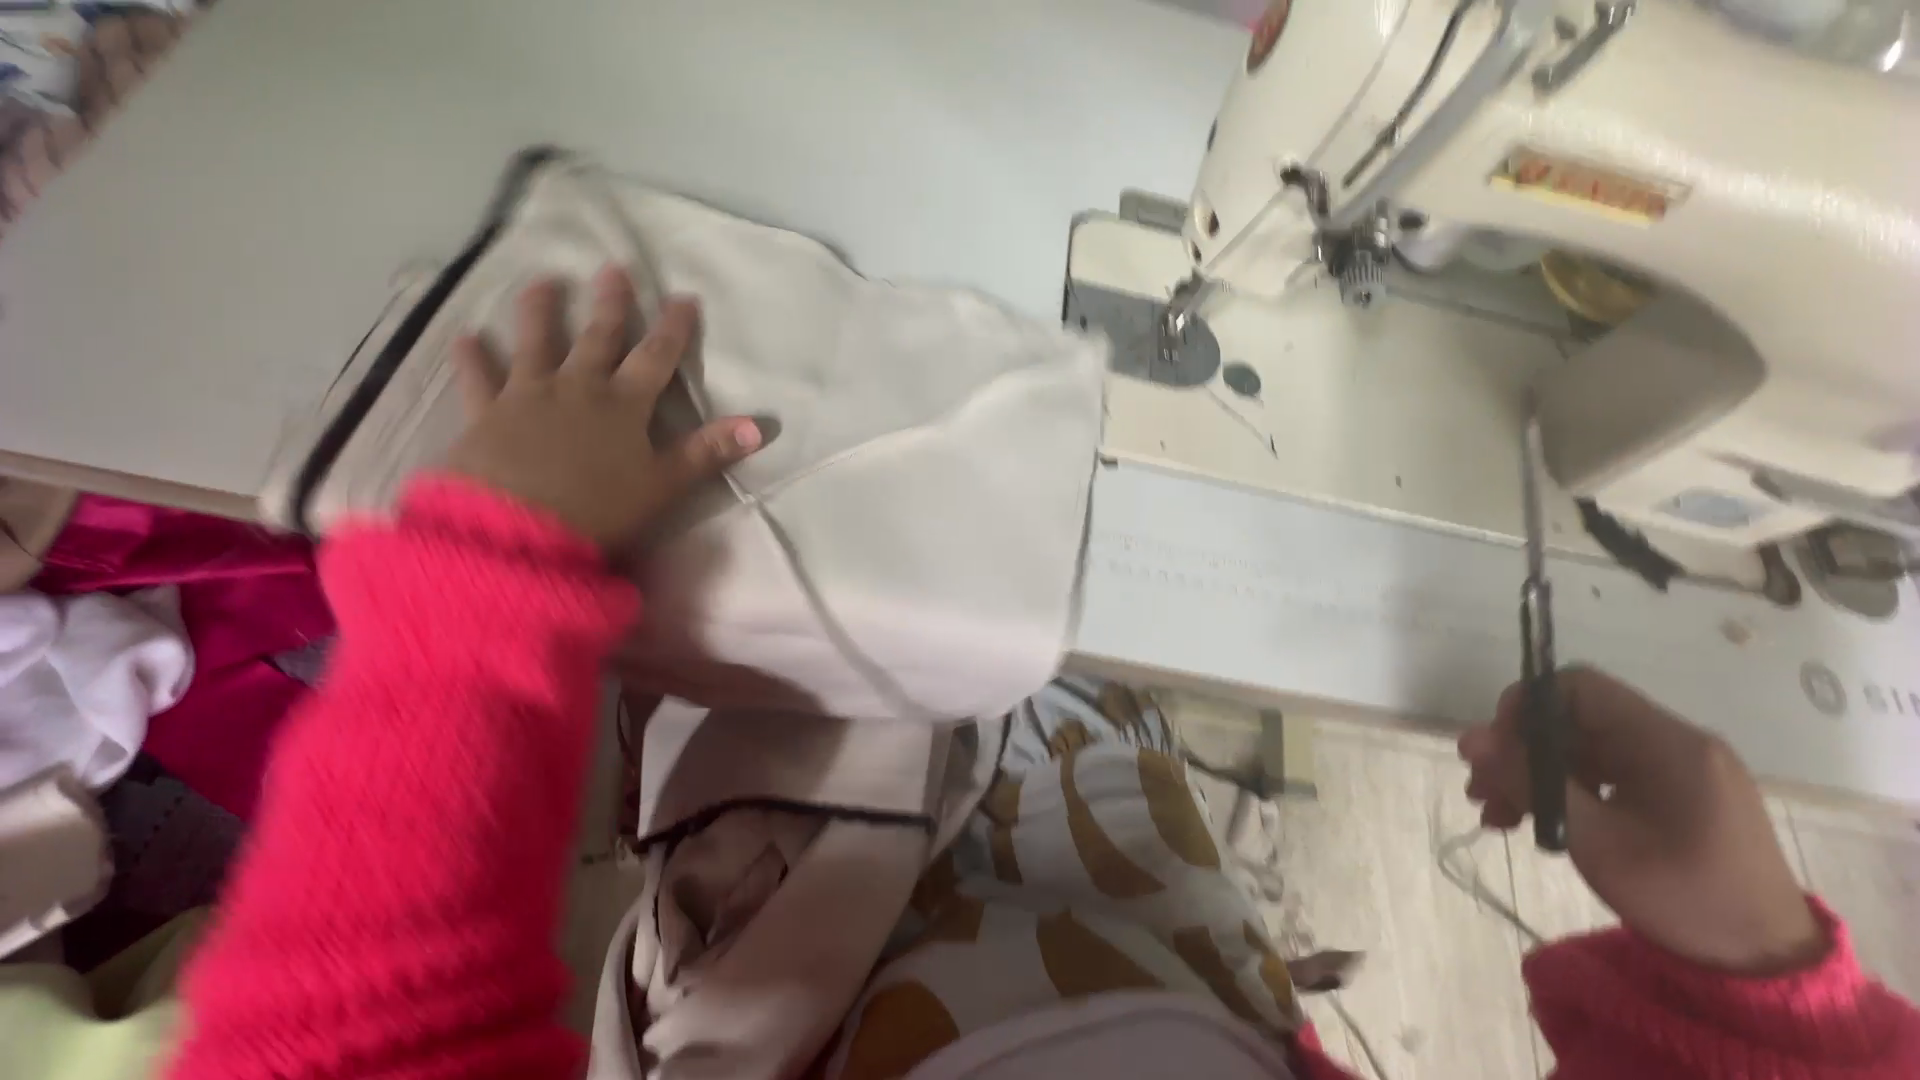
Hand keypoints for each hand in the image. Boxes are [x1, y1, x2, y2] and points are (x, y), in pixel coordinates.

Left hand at [444, 266, 761, 552]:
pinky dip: (473, 359)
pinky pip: (479, 380)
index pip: (656, 358)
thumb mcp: (664, 484)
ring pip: (536, 343)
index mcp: (624, 405)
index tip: (684, 297)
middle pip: (597, 339)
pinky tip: (465, 338)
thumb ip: (708, 452)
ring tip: (543, 281)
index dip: (673, 328)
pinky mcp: (486, 415)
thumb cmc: (599, 508)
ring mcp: (528, 396)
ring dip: (541, 311)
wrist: (516, 529)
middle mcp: (577, 388)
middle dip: (610, 304)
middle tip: (613, 268)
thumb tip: (759, 426)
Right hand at [1460, 668, 1826, 974]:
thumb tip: (1468, 739)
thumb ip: (1529, 782)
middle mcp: (1674, 743)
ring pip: (1580, 749)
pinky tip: (1534, 823)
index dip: (1526, 705)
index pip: (1578, 687)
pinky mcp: (1673, 794)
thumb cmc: (1682, 896)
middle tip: (1481, 792)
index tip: (1495, 750)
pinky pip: (1603, 773)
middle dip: (1519, 751)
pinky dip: (1563, 791)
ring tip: (1498, 817)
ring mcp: (1676, 769)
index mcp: (1668, 743)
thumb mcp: (1593, 839)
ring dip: (1533, 775)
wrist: (1765, 963)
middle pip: (1573, 720)